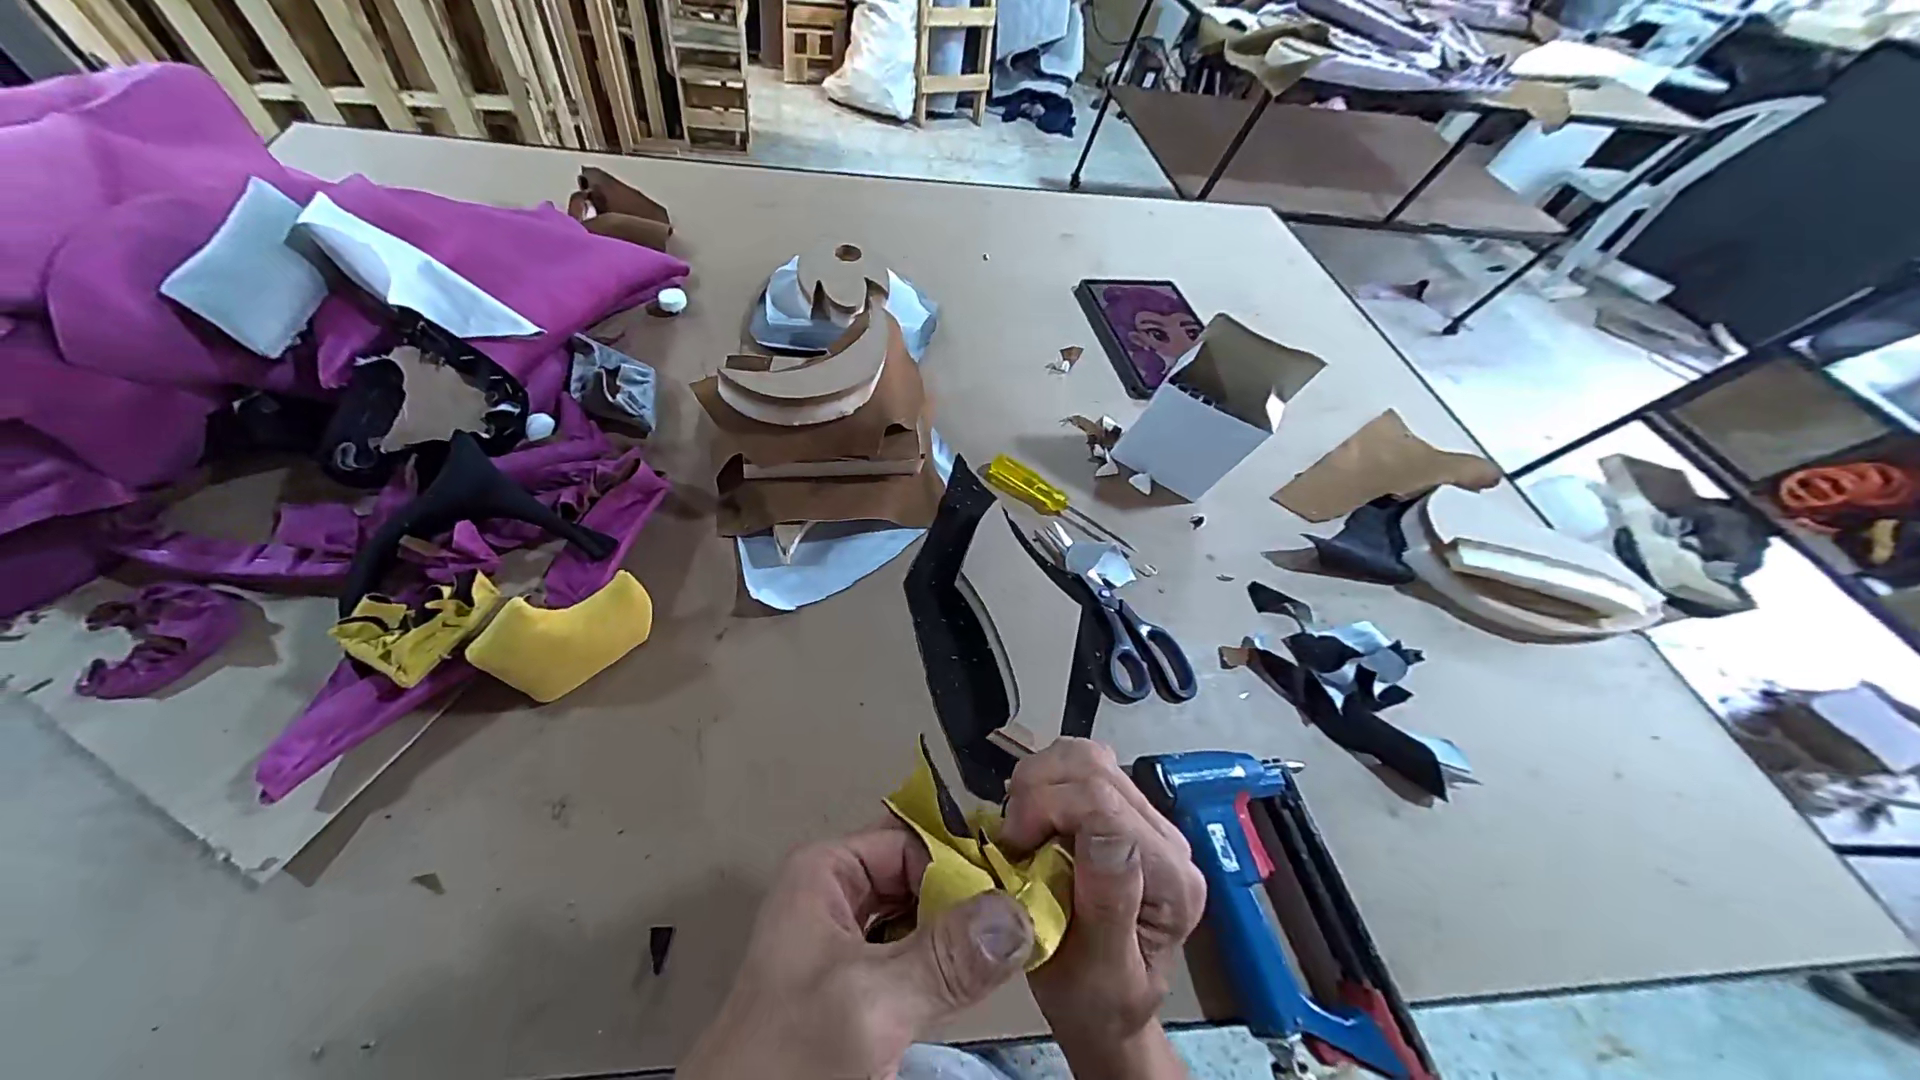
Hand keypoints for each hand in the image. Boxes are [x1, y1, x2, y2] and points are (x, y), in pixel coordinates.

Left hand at [679, 824, 1034, 1079]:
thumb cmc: (791, 1056)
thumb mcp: (869, 1002)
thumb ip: (944, 958)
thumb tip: (1019, 913)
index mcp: (827, 870)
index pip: (912, 840)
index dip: (963, 860)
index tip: (1019, 887)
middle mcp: (840, 893)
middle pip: (921, 873)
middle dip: (968, 896)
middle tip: (1026, 916)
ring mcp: (852, 941)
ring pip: (924, 915)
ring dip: (964, 932)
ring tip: (1015, 942)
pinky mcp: (865, 984)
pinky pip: (920, 955)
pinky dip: (951, 963)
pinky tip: (982, 977)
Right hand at [997, 739, 1206, 1059]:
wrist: (1105, 1007)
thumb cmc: (1097, 1002)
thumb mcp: (1101, 975)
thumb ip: (1108, 905)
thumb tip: (1103, 830)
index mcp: (1171, 879)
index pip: (1104, 804)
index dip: (1045, 808)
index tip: (1013, 849)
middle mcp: (1167, 837)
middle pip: (1092, 766)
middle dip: (1036, 792)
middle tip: (1014, 840)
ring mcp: (1144, 816)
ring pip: (1083, 754)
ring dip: (1039, 781)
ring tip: (1024, 828)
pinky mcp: (1120, 806)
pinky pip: (1077, 765)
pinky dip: (1044, 781)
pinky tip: (1035, 819)